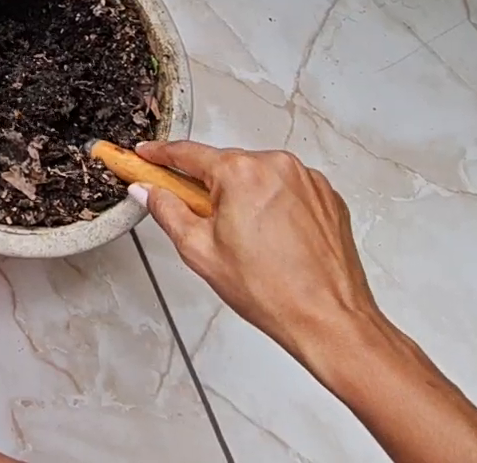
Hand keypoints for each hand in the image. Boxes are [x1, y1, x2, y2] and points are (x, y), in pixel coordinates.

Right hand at [134, 141, 382, 362]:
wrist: (332, 323)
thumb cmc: (273, 292)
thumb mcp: (198, 250)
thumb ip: (166, 210)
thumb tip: (146, 190)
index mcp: (241, 173)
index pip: (186, 153)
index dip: (158, 154)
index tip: (145, 153)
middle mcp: (276, 166)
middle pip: (223, 164)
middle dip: (206, 186)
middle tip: (199, 218)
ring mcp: (307, 180)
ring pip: (254, 175)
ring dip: (241, 194)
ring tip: (243, 236)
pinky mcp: (327, 197)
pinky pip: (284, 187)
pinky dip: (270, 202)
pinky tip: (269, 236)